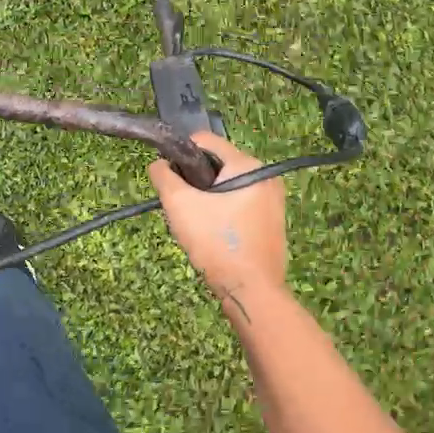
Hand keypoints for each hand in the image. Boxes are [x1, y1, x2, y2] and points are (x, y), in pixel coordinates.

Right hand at [148, 131, 286, 301]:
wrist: (250, 291)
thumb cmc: (214, 240)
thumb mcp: (177, 202)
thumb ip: (162, 174)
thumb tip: (160, 164)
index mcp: (248, 166)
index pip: (204, 141)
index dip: (180, 154)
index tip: (171, 180)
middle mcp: (266, 178)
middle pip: (214, 164)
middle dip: (194, 181)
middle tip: (184, 206)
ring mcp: (273, 201)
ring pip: (224, 185)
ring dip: (206, 198)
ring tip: (197, 222)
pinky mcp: (272, 222)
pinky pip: (237, 203)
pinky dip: (221, 211)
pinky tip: (212, 234)